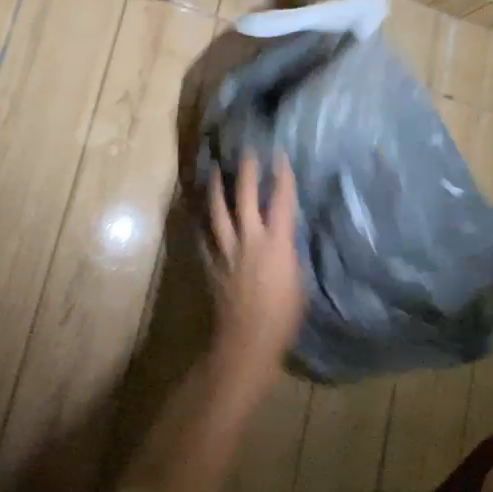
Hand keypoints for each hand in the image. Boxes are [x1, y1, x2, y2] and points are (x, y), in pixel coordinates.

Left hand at [206, 152, 304, 379]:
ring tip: (214, 171)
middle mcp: (250, 239)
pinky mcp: (209, 263)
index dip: (282, 176)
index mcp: (277, 243)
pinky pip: (202, 236)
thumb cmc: (283, 316)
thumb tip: (283, 240)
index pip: (282, 200)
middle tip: (246, 151)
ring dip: (217, 188)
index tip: (280, 155)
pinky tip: (195, 211)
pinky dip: (198, 221)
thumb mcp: (298, 280)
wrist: (247, 339)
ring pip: (218, 211)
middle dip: (246, 171)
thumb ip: (288, 254)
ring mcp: (226, 250)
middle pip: (245, 196)